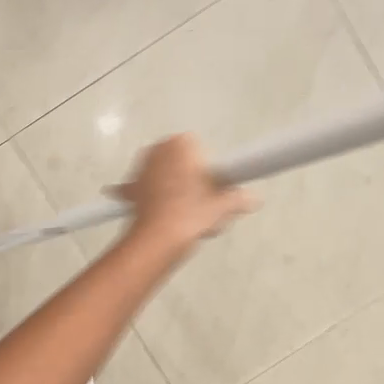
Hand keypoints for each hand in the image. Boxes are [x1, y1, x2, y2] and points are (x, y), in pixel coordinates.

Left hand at [114, 134, 257, 251]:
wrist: (158, 239)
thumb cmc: (191, 214)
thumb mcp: (222, 205)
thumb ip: (238, 199)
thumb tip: (254, 200)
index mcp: (181, 144)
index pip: (199, 149)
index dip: (206, 169)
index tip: (211, 186)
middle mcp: (157, 150)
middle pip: (179, 161)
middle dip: (189, 177)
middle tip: (199, 200)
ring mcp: (140, 168)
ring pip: (162, 174)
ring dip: (171, 186)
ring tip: (183, 211)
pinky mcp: (130, 188)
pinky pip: (142, 188)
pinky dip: (149, 196)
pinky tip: (159, 211)